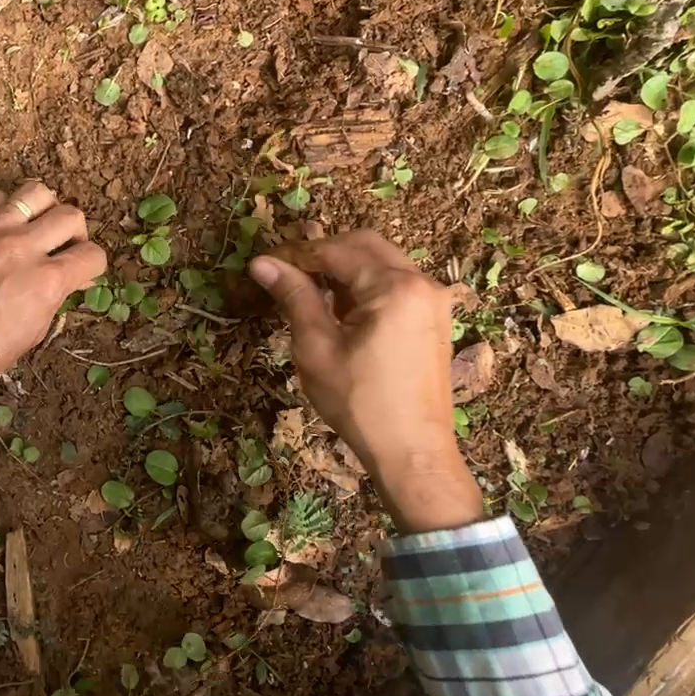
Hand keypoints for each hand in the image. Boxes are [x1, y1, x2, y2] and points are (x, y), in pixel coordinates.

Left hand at [0, 181, 106, 395]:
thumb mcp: (33, 332)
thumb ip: (55, 297)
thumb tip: (67, 279)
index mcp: (46, 280)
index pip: (92, 255)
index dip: (92, 266)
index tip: (82, 272)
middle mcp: (23, 248)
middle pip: (71, 215)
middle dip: (74, 233)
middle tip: (62, 247)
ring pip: (35, 192)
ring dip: (43, 209)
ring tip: (35, 226)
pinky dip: (3, 208)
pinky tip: (0, 227)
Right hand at [247, 231, 484, 533]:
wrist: (412, 450)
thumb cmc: (358, 400)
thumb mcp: (316, 346)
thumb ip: (293, 297)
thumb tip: (261, 263)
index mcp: (394, 288)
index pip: (336, 250)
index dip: (296, 254)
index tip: (265, 266)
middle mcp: (422, 284)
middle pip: (365, 244)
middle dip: (322, 252)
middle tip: (285, 273)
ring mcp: (433, 301)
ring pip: (381, 261)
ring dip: (343, 267)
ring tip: (307, 292)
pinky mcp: (433, 319)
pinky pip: (394, 283)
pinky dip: (363, 284)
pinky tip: (338, 309)